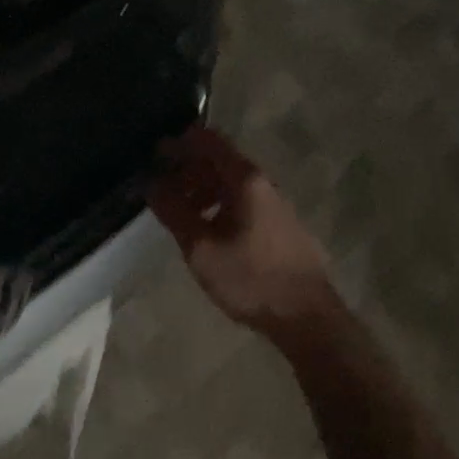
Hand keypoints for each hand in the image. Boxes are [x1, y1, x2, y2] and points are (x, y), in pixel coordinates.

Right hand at [147, 125, 338, 341]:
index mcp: (245, 179)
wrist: (308, 319)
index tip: (154, 155)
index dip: (179, 142)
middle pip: (219, 160)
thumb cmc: (251, 279)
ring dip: (201, 189)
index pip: (208, 140)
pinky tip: (207, 231)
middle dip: (187, 168)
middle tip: (159, 188)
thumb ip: (173, 211)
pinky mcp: (280, 225)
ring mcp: (275, 203)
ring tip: (179, 212)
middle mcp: (263, 182)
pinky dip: (219, 204)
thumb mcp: (201, 248)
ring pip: (231, 182)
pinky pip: (243, 201)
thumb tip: (150, 182)